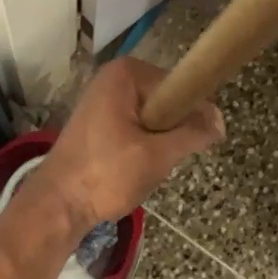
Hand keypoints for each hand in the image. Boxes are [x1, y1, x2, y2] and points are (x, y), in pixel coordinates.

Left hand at [31, 58, 224, 226]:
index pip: (179, 86)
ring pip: (153, 119)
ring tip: (144, 165)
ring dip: (157, 143)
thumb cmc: (106, 175)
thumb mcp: (157, 155)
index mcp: (125, 73)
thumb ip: (193, 133)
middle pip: (166, 101)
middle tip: (164, 158)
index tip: (199, 141)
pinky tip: (132, 168)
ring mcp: (102, 100)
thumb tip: (220, 121)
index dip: (193, 113)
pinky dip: (141, 148)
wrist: (57, 205)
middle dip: (172, 131)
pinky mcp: (98, 122)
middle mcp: (112, 78)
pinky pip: (135, 128)